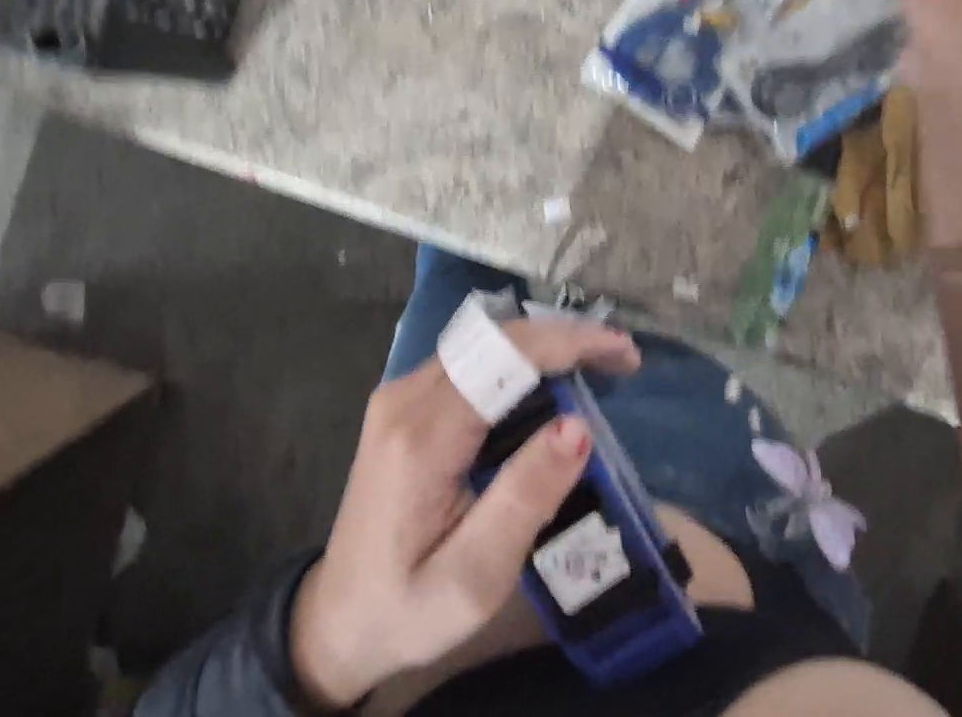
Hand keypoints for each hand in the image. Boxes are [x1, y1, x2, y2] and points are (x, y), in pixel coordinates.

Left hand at [288, 318, 640, 708]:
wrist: (337, 621)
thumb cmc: (408, 608)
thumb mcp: (475, 575)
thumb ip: (526, 497)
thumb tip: (578, 426)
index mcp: (420, 438)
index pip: (502, 357)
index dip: (568, 343)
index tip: (624, 354)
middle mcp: (404, 399)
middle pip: (494, 340)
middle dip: (565, 339)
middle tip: (623, 361)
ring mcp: (401, 398)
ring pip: (485, 345)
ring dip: (546, 348)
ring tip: (601, 369)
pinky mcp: (406, 407)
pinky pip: (473, 364)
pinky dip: (522, 364)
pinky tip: (555, 384)